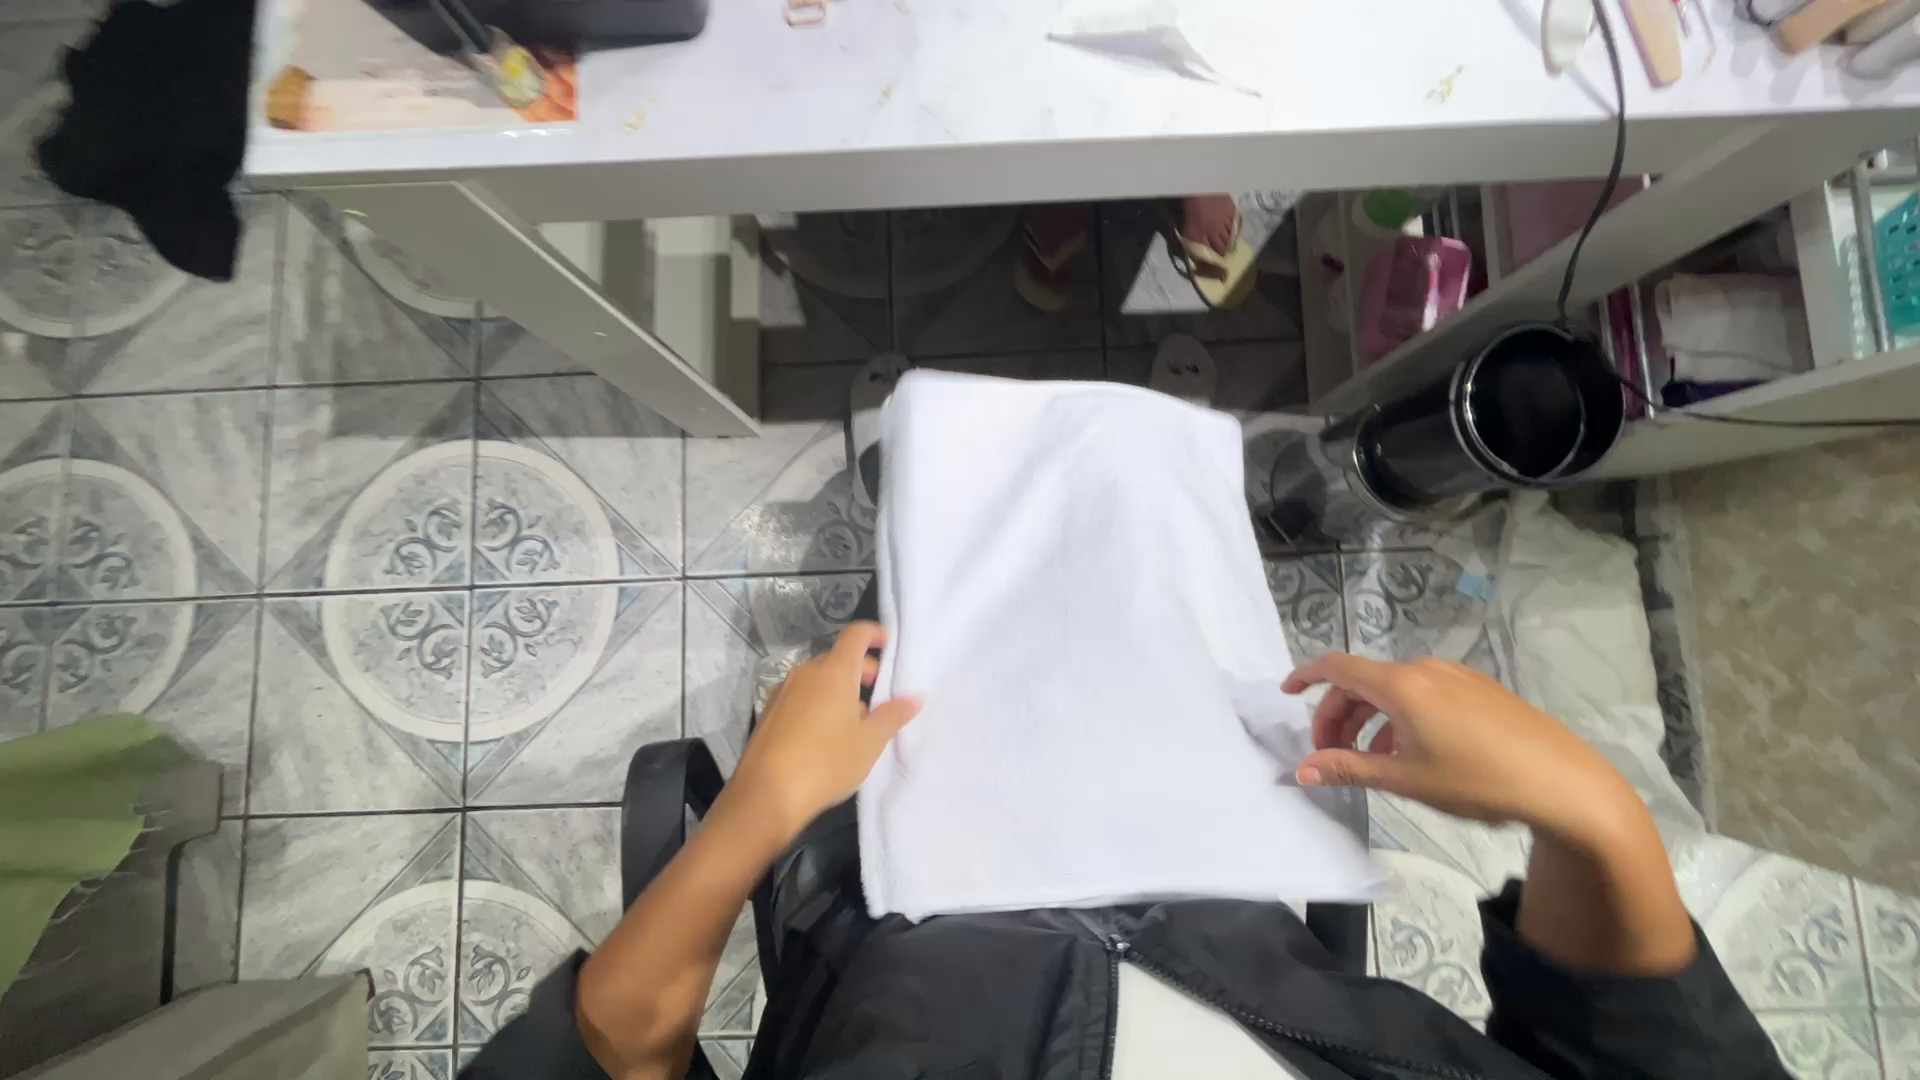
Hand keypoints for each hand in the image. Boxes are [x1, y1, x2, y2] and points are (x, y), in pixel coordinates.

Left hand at [727, 621, 919, 836]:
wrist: (765, 796)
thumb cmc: (826, 762)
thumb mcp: (869, 742)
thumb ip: (893, 715)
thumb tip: (914, 698)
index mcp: (833, 672)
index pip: (856, 634)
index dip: (875, 634)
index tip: (890, 645)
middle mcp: (806, 673)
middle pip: (839, 658)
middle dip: (863, 671)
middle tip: (881, 697)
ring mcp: (783, 692)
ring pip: (819, 679)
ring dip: (841, 690)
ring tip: (856, 723)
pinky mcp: (769, 713)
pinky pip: (802, 697)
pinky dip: (820, 703)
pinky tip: (827, 737)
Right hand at [1281, 652, 1639, 844]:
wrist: (1569, 786)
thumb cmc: (1478, 780)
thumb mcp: (1405, 779)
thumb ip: (1348, 769)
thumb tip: (1301, 771)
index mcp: (1400, 685)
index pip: (1336, 667)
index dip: (1305, 676)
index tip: (1286, 694)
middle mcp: (1423, 670)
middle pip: (1361, 682)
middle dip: (1337, 716)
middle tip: (1331, 754)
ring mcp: (1454, 676)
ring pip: (1392, 689)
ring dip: (1369, 719)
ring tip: (1372, 760)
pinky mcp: (1479, 688)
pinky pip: (1421, 693)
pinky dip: (1399, 716)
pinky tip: (1412, 751)